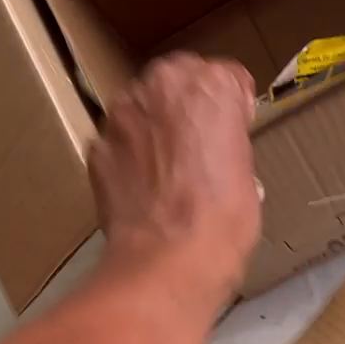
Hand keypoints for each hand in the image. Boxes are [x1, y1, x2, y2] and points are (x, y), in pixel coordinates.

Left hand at [87, 54, 260, 308]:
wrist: (167, 264)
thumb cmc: (223, 224)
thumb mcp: (248, 182)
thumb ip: (231, 151)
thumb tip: (220, 160)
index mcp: (211, 86)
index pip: (228, 78)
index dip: (234, 109)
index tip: (236, 134)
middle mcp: (162, 84)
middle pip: (179, 83)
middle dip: (189, 109)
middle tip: (201, 152)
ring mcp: (121, 115)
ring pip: (143, 110)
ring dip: (155, 130)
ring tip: (168, 175)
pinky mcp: (96, 148)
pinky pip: (119, 145)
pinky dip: (130, 161)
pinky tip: (144, 194)